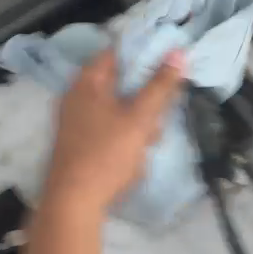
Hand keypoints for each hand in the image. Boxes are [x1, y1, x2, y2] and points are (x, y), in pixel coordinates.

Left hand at [42, 48, 186, 216]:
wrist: (74, 201)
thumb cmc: (106, 155)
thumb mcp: (139, 119)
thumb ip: (160, 87)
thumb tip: (179, 52)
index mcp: (87, 81)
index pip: (118, 52)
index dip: (145, 53)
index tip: (169, 63)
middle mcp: (76, 95)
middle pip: (119, 81)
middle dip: (145, 94)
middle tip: (163, 109)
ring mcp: (75, 120)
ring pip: (116, 107)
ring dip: (137, 118)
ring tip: (150, 138)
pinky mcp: (79, 142)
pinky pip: (108, 127)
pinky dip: (124, 133)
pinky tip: (136, 153)